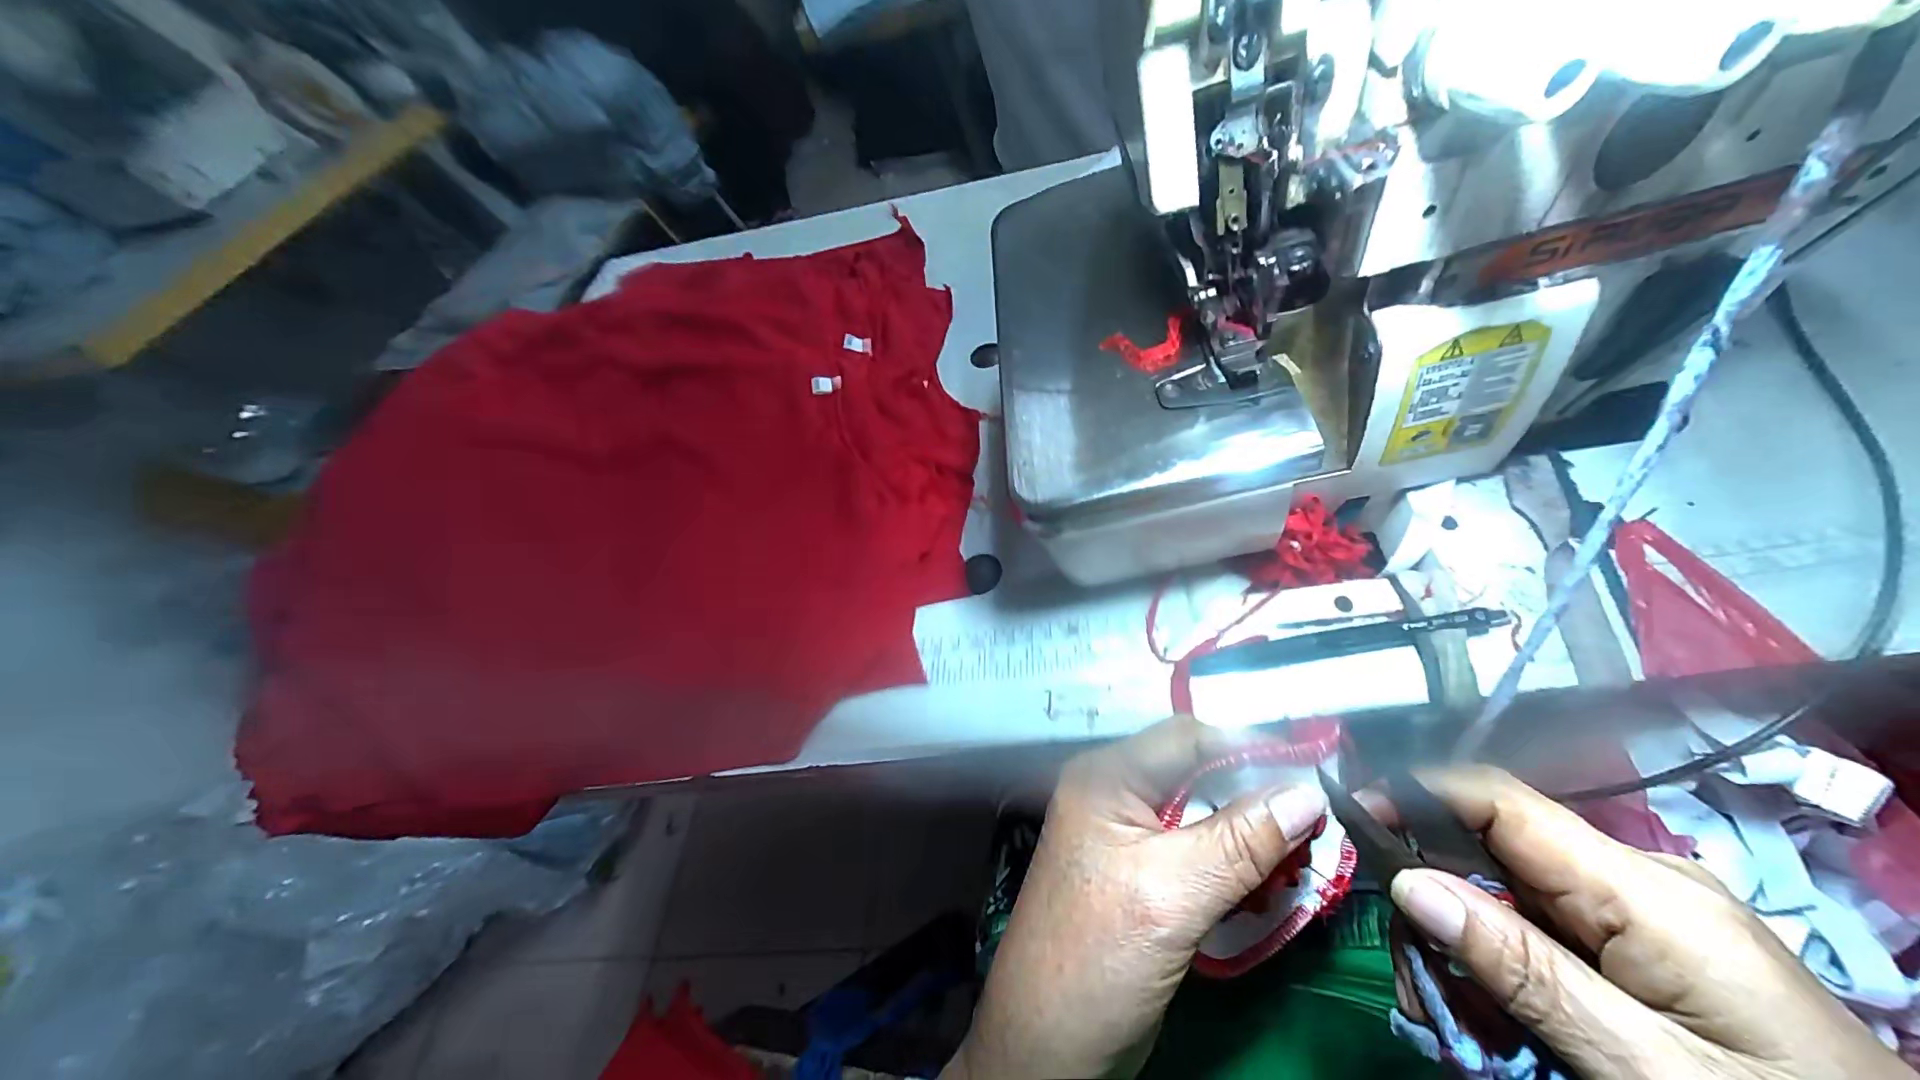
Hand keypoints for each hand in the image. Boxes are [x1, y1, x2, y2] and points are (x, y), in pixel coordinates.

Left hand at [943, 716, 1327, 1079]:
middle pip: (1201, 774)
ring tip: (1318, 849)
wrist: (1046, 1044)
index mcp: (1107, 778)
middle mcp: (1116, 795)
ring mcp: (1130, 838)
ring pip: (1208, 815)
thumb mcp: (1170, 895)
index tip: (1319, 767)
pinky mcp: (1147, 877)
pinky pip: (1203, 853)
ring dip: (1259, 833)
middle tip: (1329, 814)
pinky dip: (1243, 864)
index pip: (1188, 738)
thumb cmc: (1096, 958)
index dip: (1252, 746)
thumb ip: (1239, 842)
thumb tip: (1308, 795)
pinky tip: (1281, 881)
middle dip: (1263, 793)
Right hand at [1376, 767, 1913, 1079]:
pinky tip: (1498, 1015)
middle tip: (1414, 985)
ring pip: (1505, 894)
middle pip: (1490, 852)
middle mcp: (1636, 880)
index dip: (1414, 790)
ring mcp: (1640, 910)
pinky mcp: (1641, 941)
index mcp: (1646, 893)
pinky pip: (1540, 927)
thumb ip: (1527, 971)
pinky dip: (1499, 963)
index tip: (1347, 814)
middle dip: (1433, 902)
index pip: (1501, 800)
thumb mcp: (1648, 1069)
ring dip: (1463, 946)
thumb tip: (1409, 884)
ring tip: (1458, 1022)